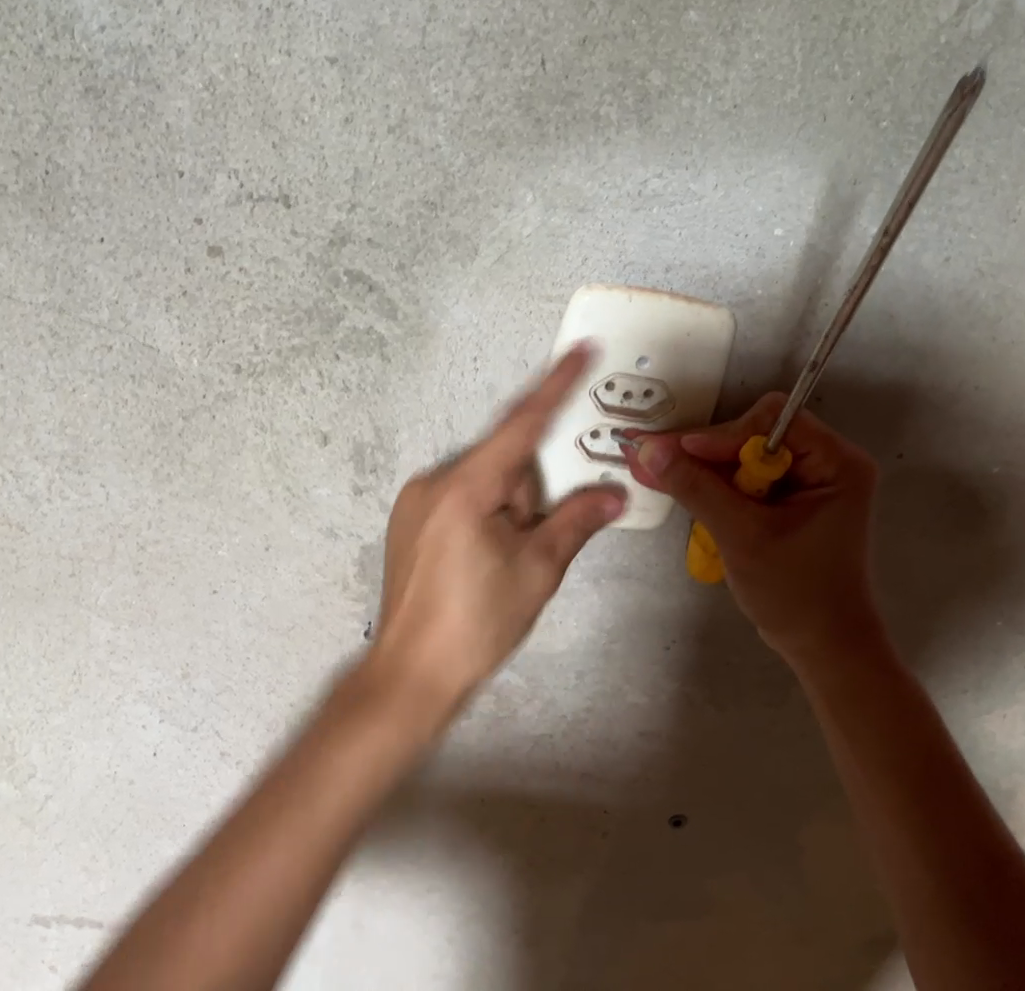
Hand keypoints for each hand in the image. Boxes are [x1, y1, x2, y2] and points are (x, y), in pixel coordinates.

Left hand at [367, 343, 626, 706]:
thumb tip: (614, 494)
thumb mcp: (538, 570)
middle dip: (530, 494)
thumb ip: (578, 520)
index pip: (522, 424)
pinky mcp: (409, 523)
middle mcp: (434, 483)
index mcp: (466, 487)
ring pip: (482, 484)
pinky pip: (460, 501)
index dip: (555, 386)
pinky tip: (483, 563)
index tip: (579, 351)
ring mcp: (415, 503)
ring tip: (504, 565)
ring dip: (508, 509)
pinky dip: (484, 518)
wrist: (412, 672)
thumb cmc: (475, 624)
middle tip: (536, 541)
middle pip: (503, 462)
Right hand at [625, 392, 884, 661]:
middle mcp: (826, 463)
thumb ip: (696, 488)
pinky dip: (712, 486)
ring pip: (742, 457)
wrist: (822, 647)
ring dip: (702, 469)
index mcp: (836, 462)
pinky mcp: (788, 503)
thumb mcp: (741, 536)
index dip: (723, 433)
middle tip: (654, 461)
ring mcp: (807, 484)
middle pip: (754, 434)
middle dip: (705, 451)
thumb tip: (647, 450)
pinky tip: (677, 487)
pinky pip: (744, 480)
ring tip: (656, 473)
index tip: (679, 453)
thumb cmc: (795, 593)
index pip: (773, 420)